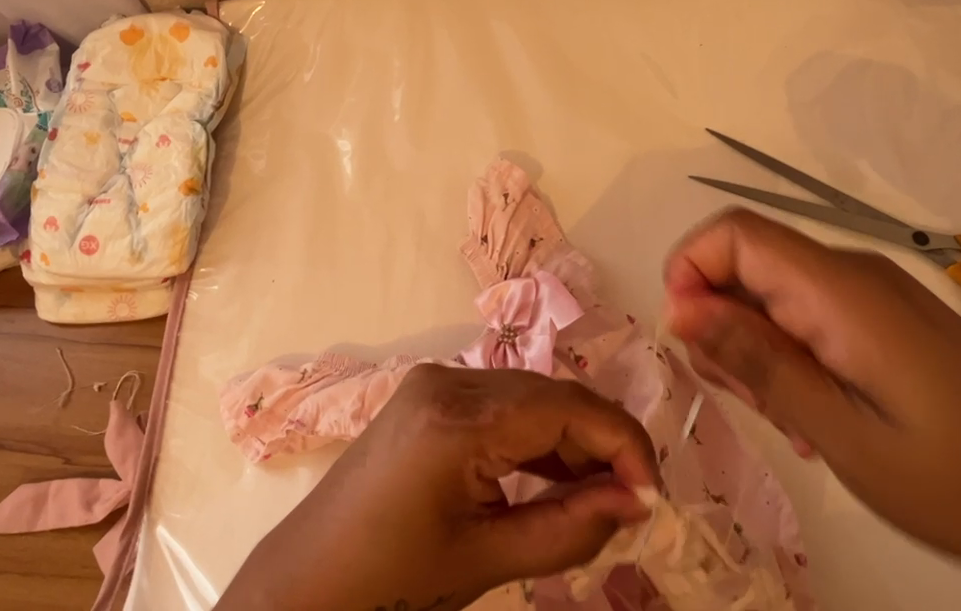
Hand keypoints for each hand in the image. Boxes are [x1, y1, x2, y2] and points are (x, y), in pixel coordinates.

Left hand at [216, 365, 659, 610]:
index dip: (622, 443)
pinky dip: (533, 438)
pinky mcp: (427, 396)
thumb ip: (570, 526)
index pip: (567, 406)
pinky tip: (553, 478)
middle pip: (550, 395)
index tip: (652, 495)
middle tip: (632, 501)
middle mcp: (447, 381)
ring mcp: (433, 383)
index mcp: (458, 418)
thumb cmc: (392, 581)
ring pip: (528, 396)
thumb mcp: (487, 560)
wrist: (307, 579)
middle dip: (600, 442)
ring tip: (600, 495)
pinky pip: (499, 405)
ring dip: (569, 440)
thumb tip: (638, 500)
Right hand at [664, 208, 960, 610]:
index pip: (733, 232)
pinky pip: (807, 315)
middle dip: (721, 325)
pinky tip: (817, 416)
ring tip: (792, 422)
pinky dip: (790, 357)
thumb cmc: (956, 480)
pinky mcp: (886, 319)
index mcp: (840, 290)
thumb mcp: (841, 432)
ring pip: (772, 294)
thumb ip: (756, 361)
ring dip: (755, 350)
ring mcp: (872, 295)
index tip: (691, 345)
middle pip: (746, 264)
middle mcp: (852, 274)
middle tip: (751, 403)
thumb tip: (677, 306)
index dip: (689, 271)